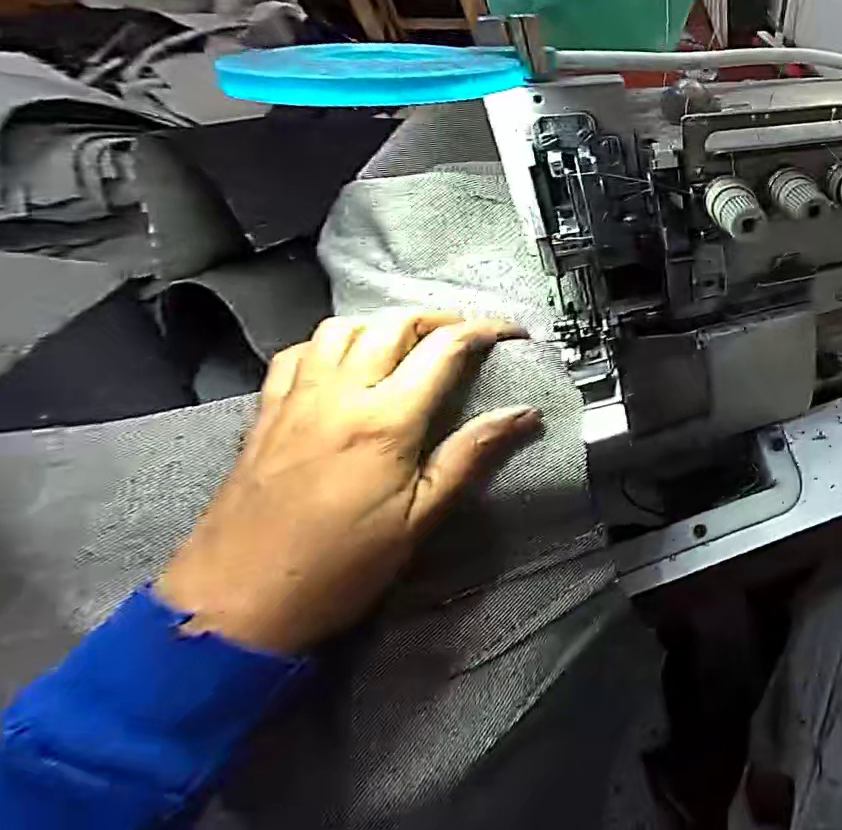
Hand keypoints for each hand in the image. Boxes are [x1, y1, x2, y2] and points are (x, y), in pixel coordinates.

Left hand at [155, 312, 540, 656]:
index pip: (444, 349)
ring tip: (414, 345)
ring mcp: (294, 404)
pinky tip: (352, 365)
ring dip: (385, 325)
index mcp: (384, 422)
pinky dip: (333, 345)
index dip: (486, 330)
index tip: (514, 333)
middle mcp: (337, 399)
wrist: (228, 611)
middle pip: (391, 325)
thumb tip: (524, 413)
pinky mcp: (264, 418)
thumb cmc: (340, 566)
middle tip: (471, 336)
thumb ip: (472, 454)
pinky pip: (297, 356)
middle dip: (439, 320)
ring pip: (340, 329)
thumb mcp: (422, 515)